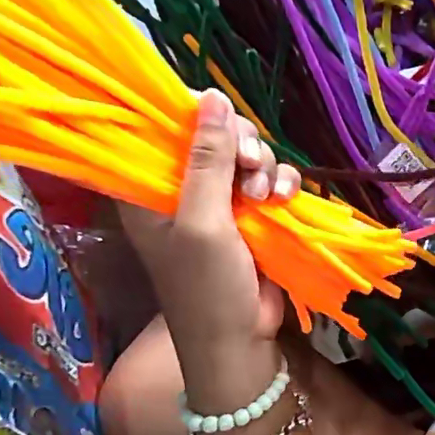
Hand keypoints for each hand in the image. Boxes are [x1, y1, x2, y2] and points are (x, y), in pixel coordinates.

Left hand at [120, 90, 301, 406]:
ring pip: (247, 156)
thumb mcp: (202, 221)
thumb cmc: (206, 286)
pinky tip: (283, 200)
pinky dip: (281, 184)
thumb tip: (212, 94)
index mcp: (151, 188)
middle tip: (249, 166)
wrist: (241, 340)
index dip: (192, 114)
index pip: (162, 128)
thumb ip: (208, 159)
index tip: (219, 116)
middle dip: (239, 146)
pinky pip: (271, 179)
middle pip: (214, 136)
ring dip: (264, 168)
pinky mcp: (253, 215)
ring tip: (265, 197)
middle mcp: (184, 189)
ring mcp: (221, 202)